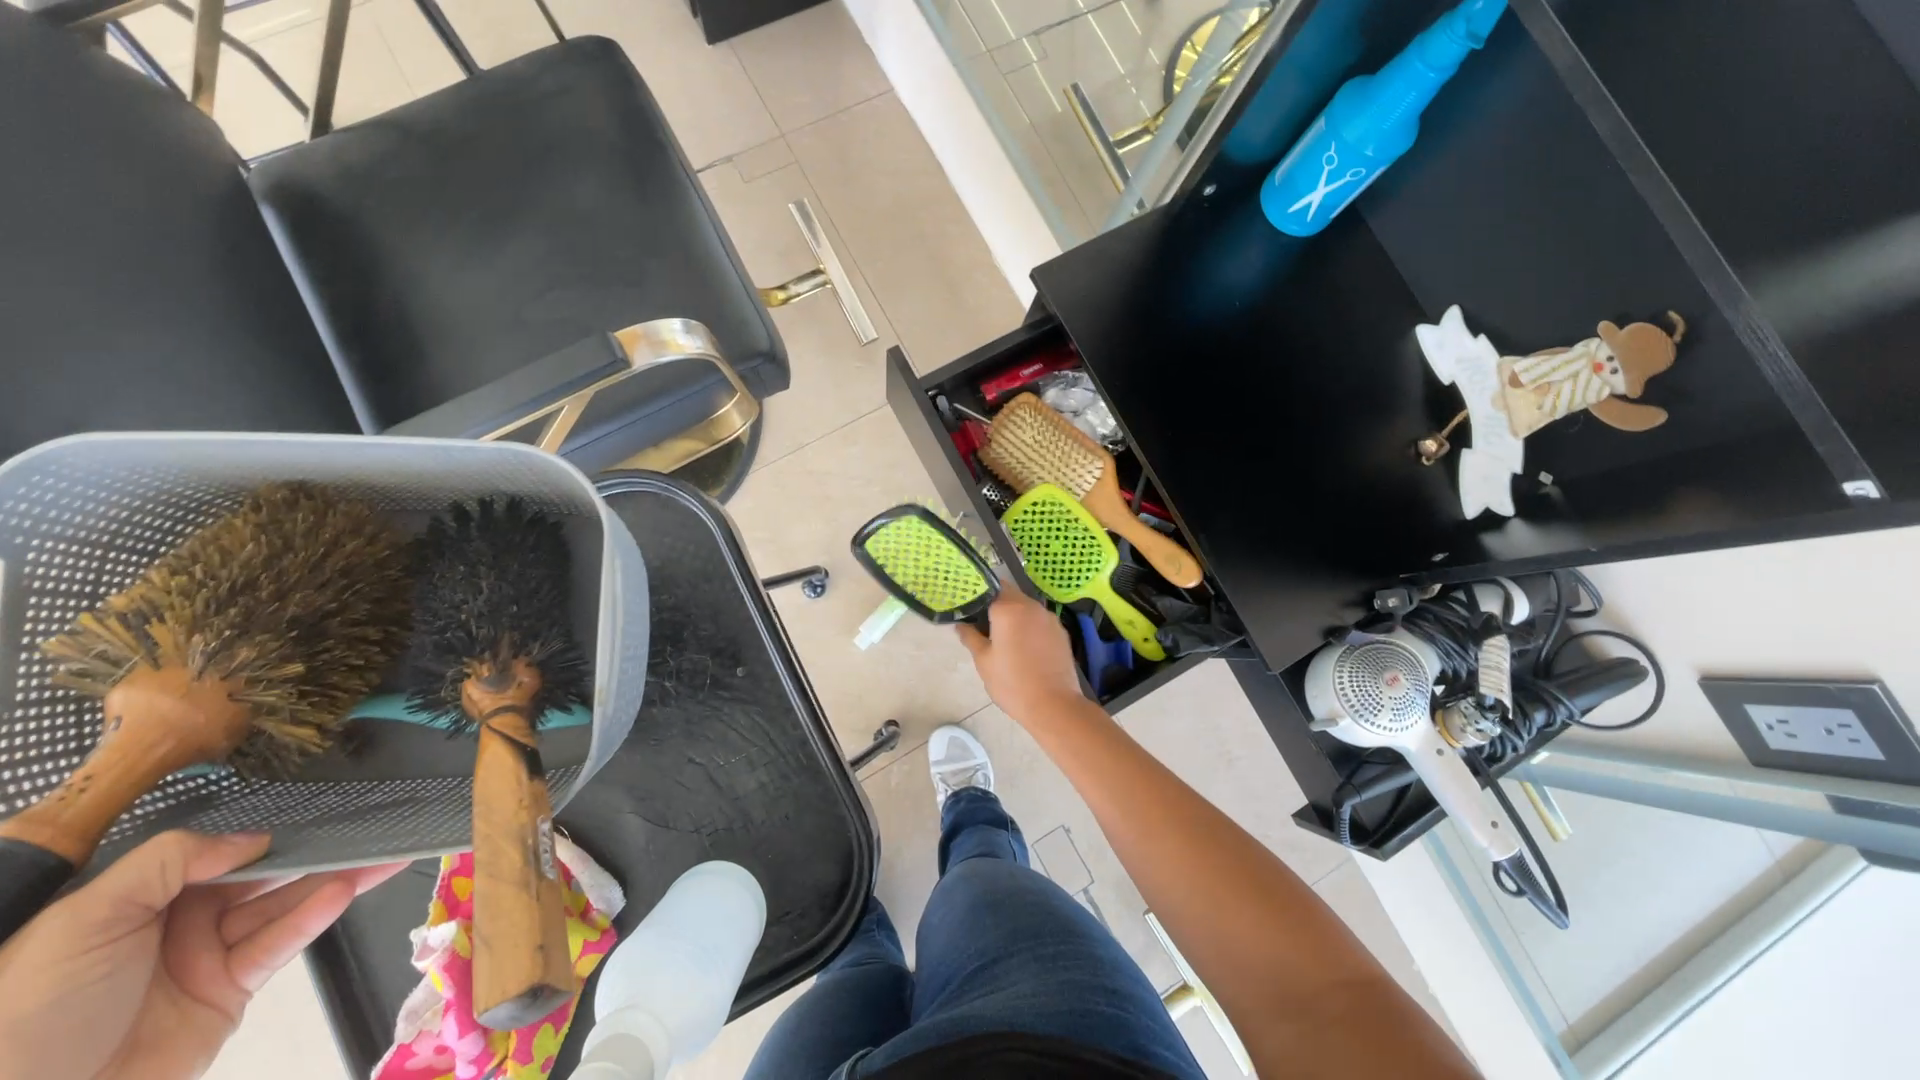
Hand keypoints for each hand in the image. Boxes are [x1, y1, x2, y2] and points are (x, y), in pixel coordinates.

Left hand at [0, 831, 403, 1079]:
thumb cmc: (39, 1006)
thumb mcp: (86, 919)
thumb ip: (168, 862)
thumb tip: (252, 836)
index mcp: (136, 895)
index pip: (211, 849)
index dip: (259, 827)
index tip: (309, 804)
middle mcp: (175, 919)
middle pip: (256, 875)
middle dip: (309, 851)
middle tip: (364, 825)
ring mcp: (204, 956)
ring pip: (277, 907)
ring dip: (327, 880)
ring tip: (376, 856)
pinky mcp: (229, 991)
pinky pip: (275, 946)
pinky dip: (311, 919)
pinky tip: (341, 894)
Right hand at [956, 589, 1089, 725]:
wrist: (1054, 705)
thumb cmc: (1012, 682)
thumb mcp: (984, 661)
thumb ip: (970, 637)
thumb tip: (961, 625)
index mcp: (1009, 609)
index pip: (990, 587)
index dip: (978, 595)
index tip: (969, 608)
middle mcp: (1032, 606)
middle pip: (1010, 595)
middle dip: (996, 605)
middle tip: (982, 624)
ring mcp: (1050, 618)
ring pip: (1027, 608)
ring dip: (1014, 616)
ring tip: (1003, 637)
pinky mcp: (1061, 632)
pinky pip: (1040, 621)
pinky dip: (1030, 626)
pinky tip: (1024, 647)